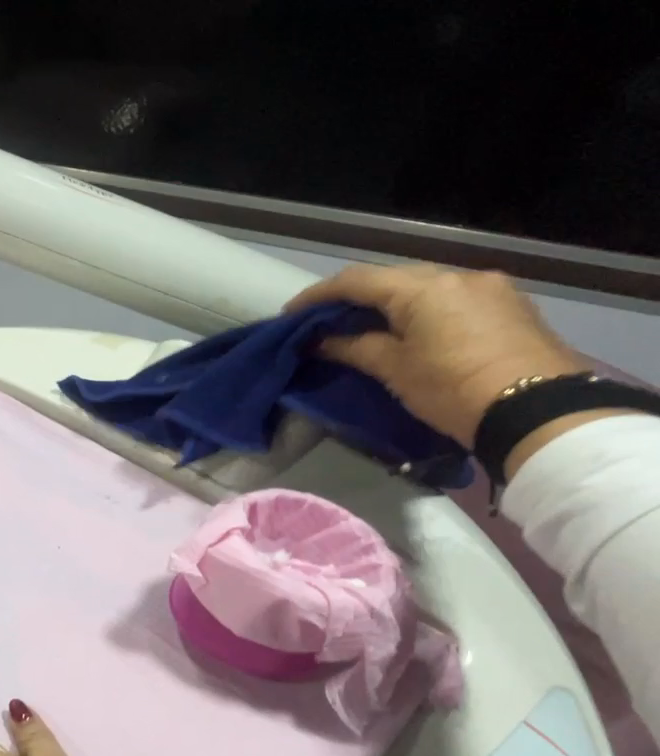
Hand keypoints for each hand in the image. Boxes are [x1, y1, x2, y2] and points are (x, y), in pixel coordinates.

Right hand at [286, 264, 586, 449]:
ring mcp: (488, 288)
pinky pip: (449, 298)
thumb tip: (320, 340)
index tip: (289, 315)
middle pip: (392, 278)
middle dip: (354, 298)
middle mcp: (457, 276)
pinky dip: (419, 309)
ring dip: (388, 303)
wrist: (536, 410)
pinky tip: (406, 330)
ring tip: (361, 327)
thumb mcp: (392, 369)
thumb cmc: (450, 387)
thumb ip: (352, 347)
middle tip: (323, 323)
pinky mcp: (507, 305)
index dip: (317, 295)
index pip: (356, 280)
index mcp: (423, 288)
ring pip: (423, 286)